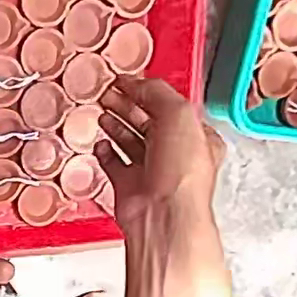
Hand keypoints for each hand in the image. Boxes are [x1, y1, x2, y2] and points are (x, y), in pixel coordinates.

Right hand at [94, 77, 226, 232]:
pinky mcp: (129, 185)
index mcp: (196, 136)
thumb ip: (156, 93)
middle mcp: (175, 154)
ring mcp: (151, 170)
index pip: (170, 106)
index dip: (147, 92)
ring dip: (115, 125)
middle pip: (148, 122)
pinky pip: (114, 164)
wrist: (163, 214)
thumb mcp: (177, 115)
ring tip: (102, 110)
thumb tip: (136, 84)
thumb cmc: (182, 172)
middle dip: (127, 105)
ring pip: (130, 141)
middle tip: (108, 94)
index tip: (126, 82)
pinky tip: (100, 143)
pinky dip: (106, 152)